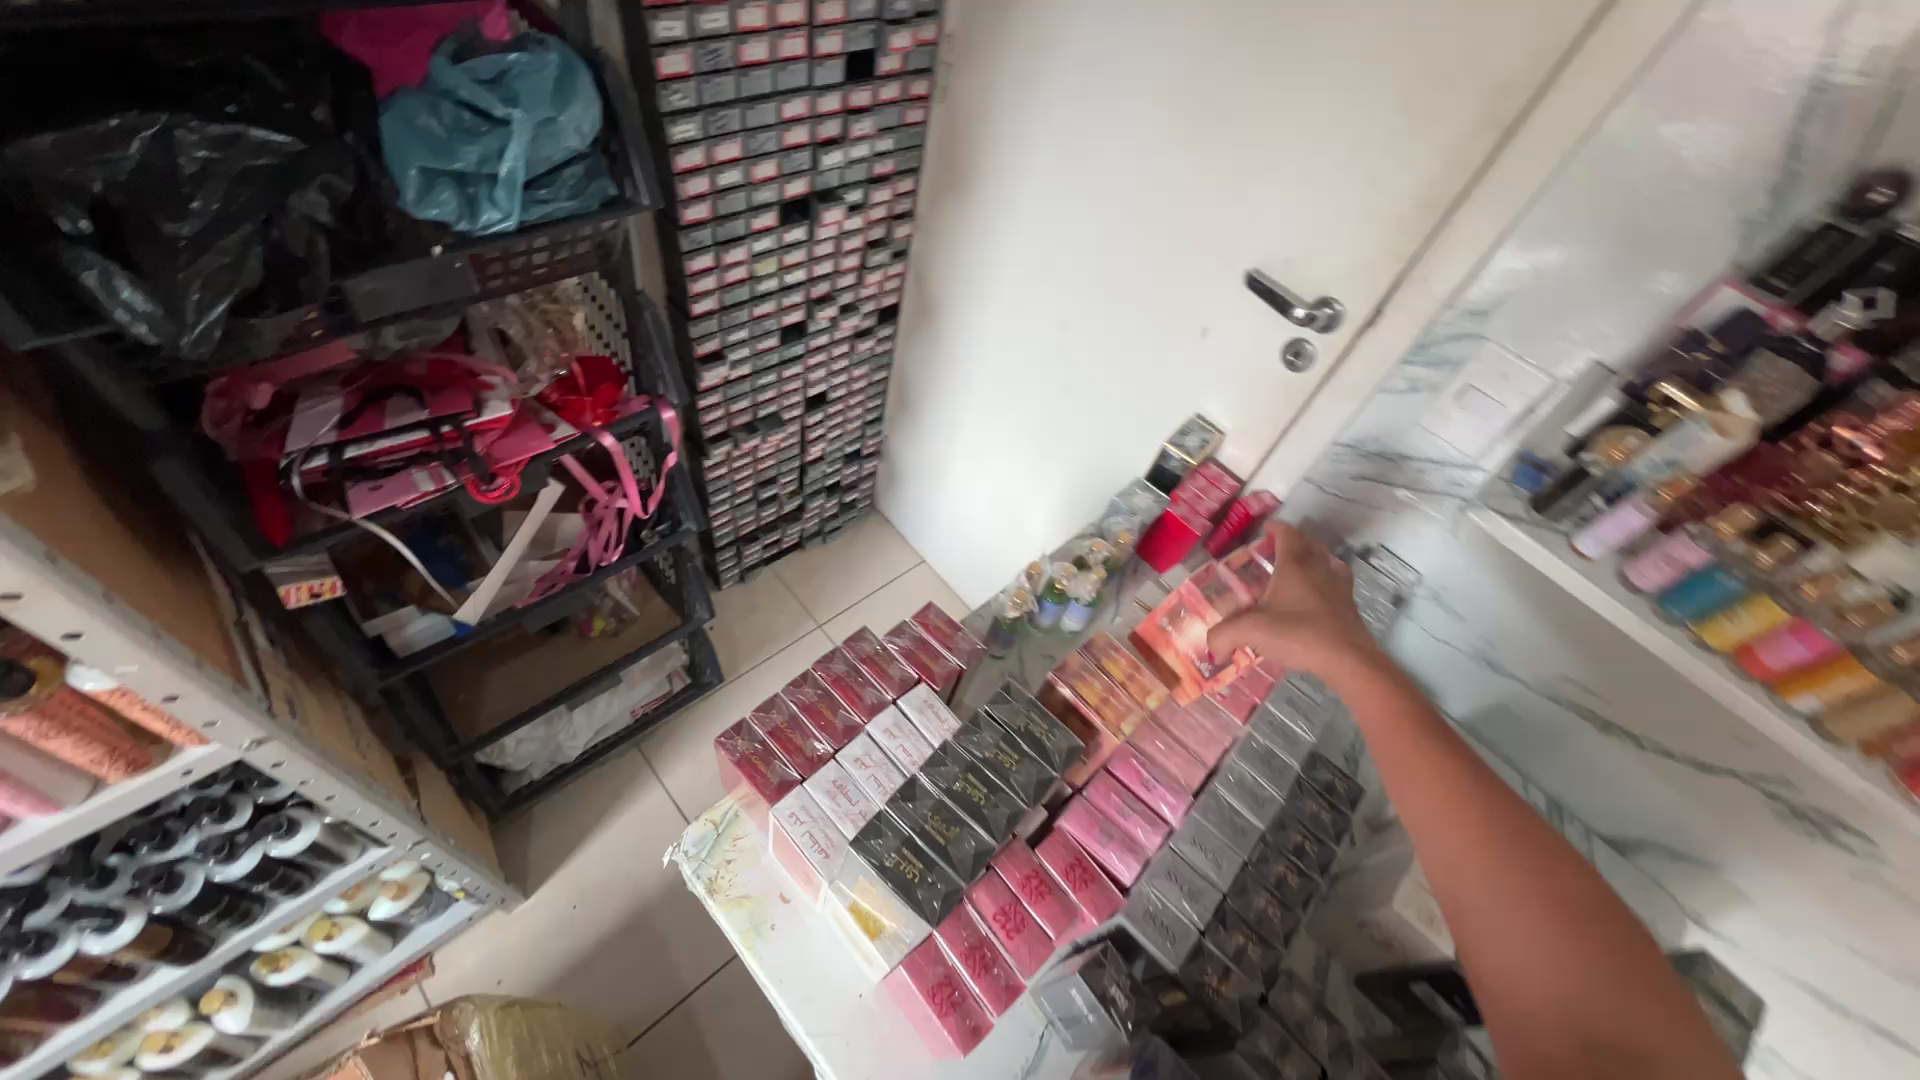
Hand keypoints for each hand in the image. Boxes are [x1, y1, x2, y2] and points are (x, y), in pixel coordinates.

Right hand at [1209, 522, 1387, 679]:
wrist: (1346, 659)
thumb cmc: (1297, 634)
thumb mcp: (1251, 632)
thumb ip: (1224, 635)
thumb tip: (1212, 647)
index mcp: (1294, 565)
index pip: (1286, 533)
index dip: (1275, 528)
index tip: (1264, 531)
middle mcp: (1318, 568)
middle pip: (1309, 542)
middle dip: (1292, 541)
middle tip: (1275, 552)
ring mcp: (1339, 585)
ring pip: (1328, 560)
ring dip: (1313, 558)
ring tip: (1298, 571)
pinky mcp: (1350, 605)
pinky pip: (1338, 582)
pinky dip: (1326, 581)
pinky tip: (1318, 595)